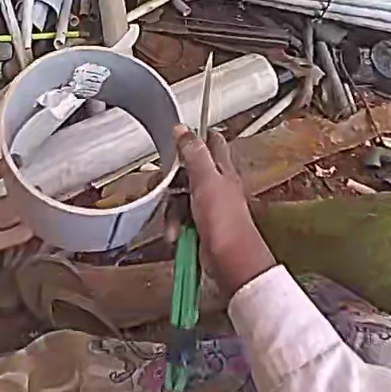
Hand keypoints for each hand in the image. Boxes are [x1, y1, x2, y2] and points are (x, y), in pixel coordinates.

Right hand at [175, 125, 275, 297]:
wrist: (231, 262)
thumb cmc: (225, 221)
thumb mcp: (206, 180)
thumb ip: (194, 153)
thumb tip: (182, 129)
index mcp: (222, 171)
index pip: (212, 143)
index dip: (197, 137)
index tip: (179, 135)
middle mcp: (216, 186)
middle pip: (187, 172)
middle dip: (170, 180)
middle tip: (159, 185)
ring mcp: (208, 207)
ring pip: (180, 196)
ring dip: (170, 210)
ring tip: (171, 222)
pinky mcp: (199, 226)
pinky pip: (179, 218)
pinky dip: (174, 225)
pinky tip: (175, 233)